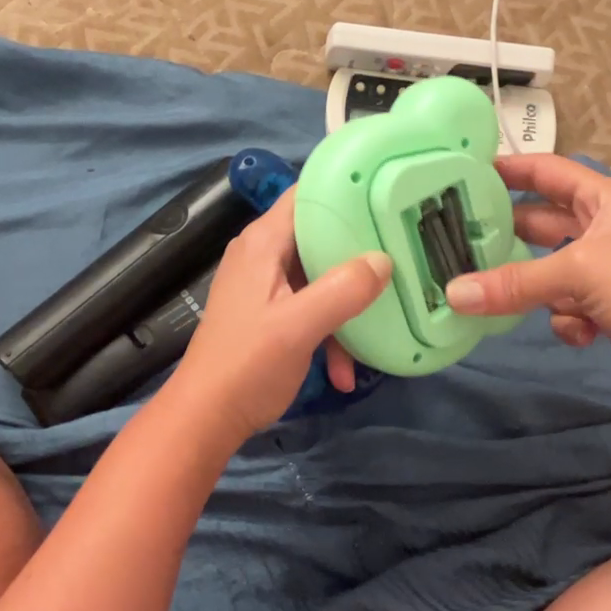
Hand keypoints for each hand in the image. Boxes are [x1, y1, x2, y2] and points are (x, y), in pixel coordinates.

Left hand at [163, 190, 392, 441]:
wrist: (208, 417)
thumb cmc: (247, 365)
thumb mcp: (299, 326)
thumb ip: (342, 290)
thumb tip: (384, 261)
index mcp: (264, 243)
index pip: (308, 194)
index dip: (348, 192)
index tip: (389, 201)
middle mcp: (264, 254)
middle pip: (321, 236)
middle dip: (359, 254)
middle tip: (402, 261)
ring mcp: (267, 285)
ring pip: (321, 276)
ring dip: (347, 306)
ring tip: (373, 334)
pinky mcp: (271, 313)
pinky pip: (312, 307)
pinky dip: (330, 332)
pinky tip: (344, 372)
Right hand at [444, 155, 610, 395]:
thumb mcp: (577, 273)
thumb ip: (513, 282)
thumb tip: (452, 294)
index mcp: (606, 199)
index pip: (549, 171)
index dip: (511, 167)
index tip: (467, 170)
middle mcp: (605, 228)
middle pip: (543, 223)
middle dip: (510, 235)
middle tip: (461, 240)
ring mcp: (608, 271)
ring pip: (549, 272)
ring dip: (537, 289)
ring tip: (505, 298)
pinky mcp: (608, 309)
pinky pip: (568, 308)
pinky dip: (568, 321)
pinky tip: (582, 334)